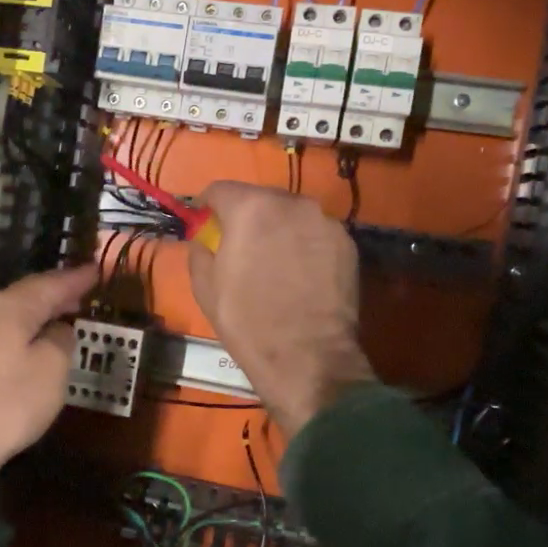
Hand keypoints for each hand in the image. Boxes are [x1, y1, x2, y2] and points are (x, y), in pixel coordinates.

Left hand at [0, 265, 97, 485]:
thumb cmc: (11, 401)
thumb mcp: (52, 368)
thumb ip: (62, 339)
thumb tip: (60, 328)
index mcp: (12, 307)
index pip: (52, 283)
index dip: (77, 278)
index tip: (99, 269)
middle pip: (31, 292)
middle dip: (59, 290)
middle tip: (87, 288)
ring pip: (18, 311)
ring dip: (44, 308)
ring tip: (69, 309)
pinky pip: (9, 329)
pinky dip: (30, 326)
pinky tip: (42, 336)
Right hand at [187, 182, 374, 434]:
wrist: (308, 357)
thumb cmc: (247, 321)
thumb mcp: (205, 287)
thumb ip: (200, 250)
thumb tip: (204, 239)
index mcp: (250, 208)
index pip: (220, 189)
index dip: (208, 206)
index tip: (205, 224)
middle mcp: (291, 203)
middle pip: (260, 198)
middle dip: (247, 216)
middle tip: (242, 247)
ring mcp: (324, 221)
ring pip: (292, 215)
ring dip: (279, 229)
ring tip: (276, 263)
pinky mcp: (347, 243)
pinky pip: (316, 233)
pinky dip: (305, 245)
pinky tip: (302, 274)